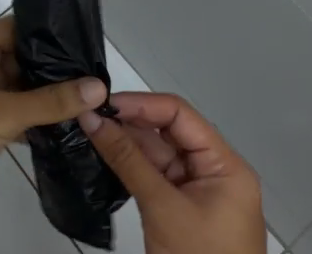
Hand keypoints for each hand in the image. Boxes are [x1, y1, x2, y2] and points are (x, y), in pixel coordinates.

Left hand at [0, 19, 107, 205]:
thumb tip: (97, 86)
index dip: (47, 33)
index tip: (84, 43)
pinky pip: (15, 111)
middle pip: (21, 58)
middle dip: (54, 68)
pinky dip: (36, 117)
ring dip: (47, 96)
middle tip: (97, 77)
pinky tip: (68, 127)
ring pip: (20, 87)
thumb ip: (52, 101)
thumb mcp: (6, 112)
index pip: (16, 28)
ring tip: (91, 102)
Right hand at [85, 92, 264, 253]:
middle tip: (86, 114)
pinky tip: (101, 152)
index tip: (101, 103)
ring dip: (124, 141)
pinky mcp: (179, 207)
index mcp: (225, 166)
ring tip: (86, 128)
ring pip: (156, 152)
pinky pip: (152, 174)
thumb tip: (88, 116)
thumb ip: (125, 158)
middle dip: (128, 121)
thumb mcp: (162, 207)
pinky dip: (128, 163)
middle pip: (167, 131)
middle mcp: (213, 171)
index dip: (140, 103)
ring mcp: (196, 190)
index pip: (179, 115)